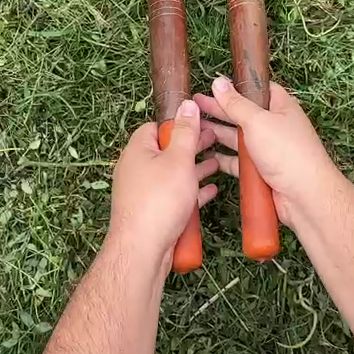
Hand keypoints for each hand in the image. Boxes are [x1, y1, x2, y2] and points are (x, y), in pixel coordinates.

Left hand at [107, 99, 220, 265]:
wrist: (143, 250)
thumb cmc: (158, 202)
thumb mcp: (178, 159)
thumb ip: (185, 131)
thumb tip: (188, 104)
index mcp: (138, 150)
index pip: (156, 126)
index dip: (178, 123)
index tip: (199, 122)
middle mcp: (136, 169)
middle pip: (166, 150)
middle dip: (190, 145)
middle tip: (213, 139)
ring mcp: (143, 192)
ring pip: (172, 174)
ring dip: (194, 169)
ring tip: (217, 163)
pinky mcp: (151, 212)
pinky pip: (174, 196)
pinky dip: (191, 191)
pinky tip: (210, 190)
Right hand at [195, 76, 346, 229]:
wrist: (304, 195)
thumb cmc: (288, 153)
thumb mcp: (257, 121)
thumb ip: (235, 103)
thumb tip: (219, 82)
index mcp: (280, 106)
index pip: (258, 89)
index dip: (237, 86)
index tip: (215, 84)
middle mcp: (275, 126)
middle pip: (243, 113)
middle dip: (220, 109)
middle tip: (195, 104)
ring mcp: (268, 149)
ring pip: (238, 138)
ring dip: (218, 133)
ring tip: (195, 127)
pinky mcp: (261, 170)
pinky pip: (239, 161)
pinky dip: (223, 158)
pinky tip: (206, 155)